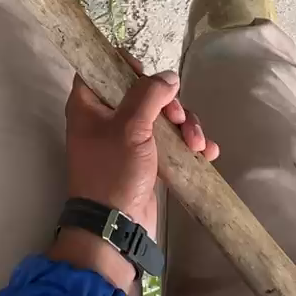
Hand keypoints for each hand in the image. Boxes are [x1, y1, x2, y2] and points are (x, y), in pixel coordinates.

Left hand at [46, 62, 218, 289]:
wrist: (116, 229)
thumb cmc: (113, 171)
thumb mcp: (130, 127)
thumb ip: (149, 95)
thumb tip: (169, 76)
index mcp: (89, 104)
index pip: (102, 67)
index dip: (126, 65)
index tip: (148, 75)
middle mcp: (105, 117)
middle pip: (141, 92)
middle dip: (169, 104)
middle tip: (179, 118)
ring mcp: (127, 140)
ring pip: (160, 117)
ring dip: (184, 126)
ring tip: (197, 144)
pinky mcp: (146, 159)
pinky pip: (169, 141)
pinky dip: (187, 144)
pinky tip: (206, 153)